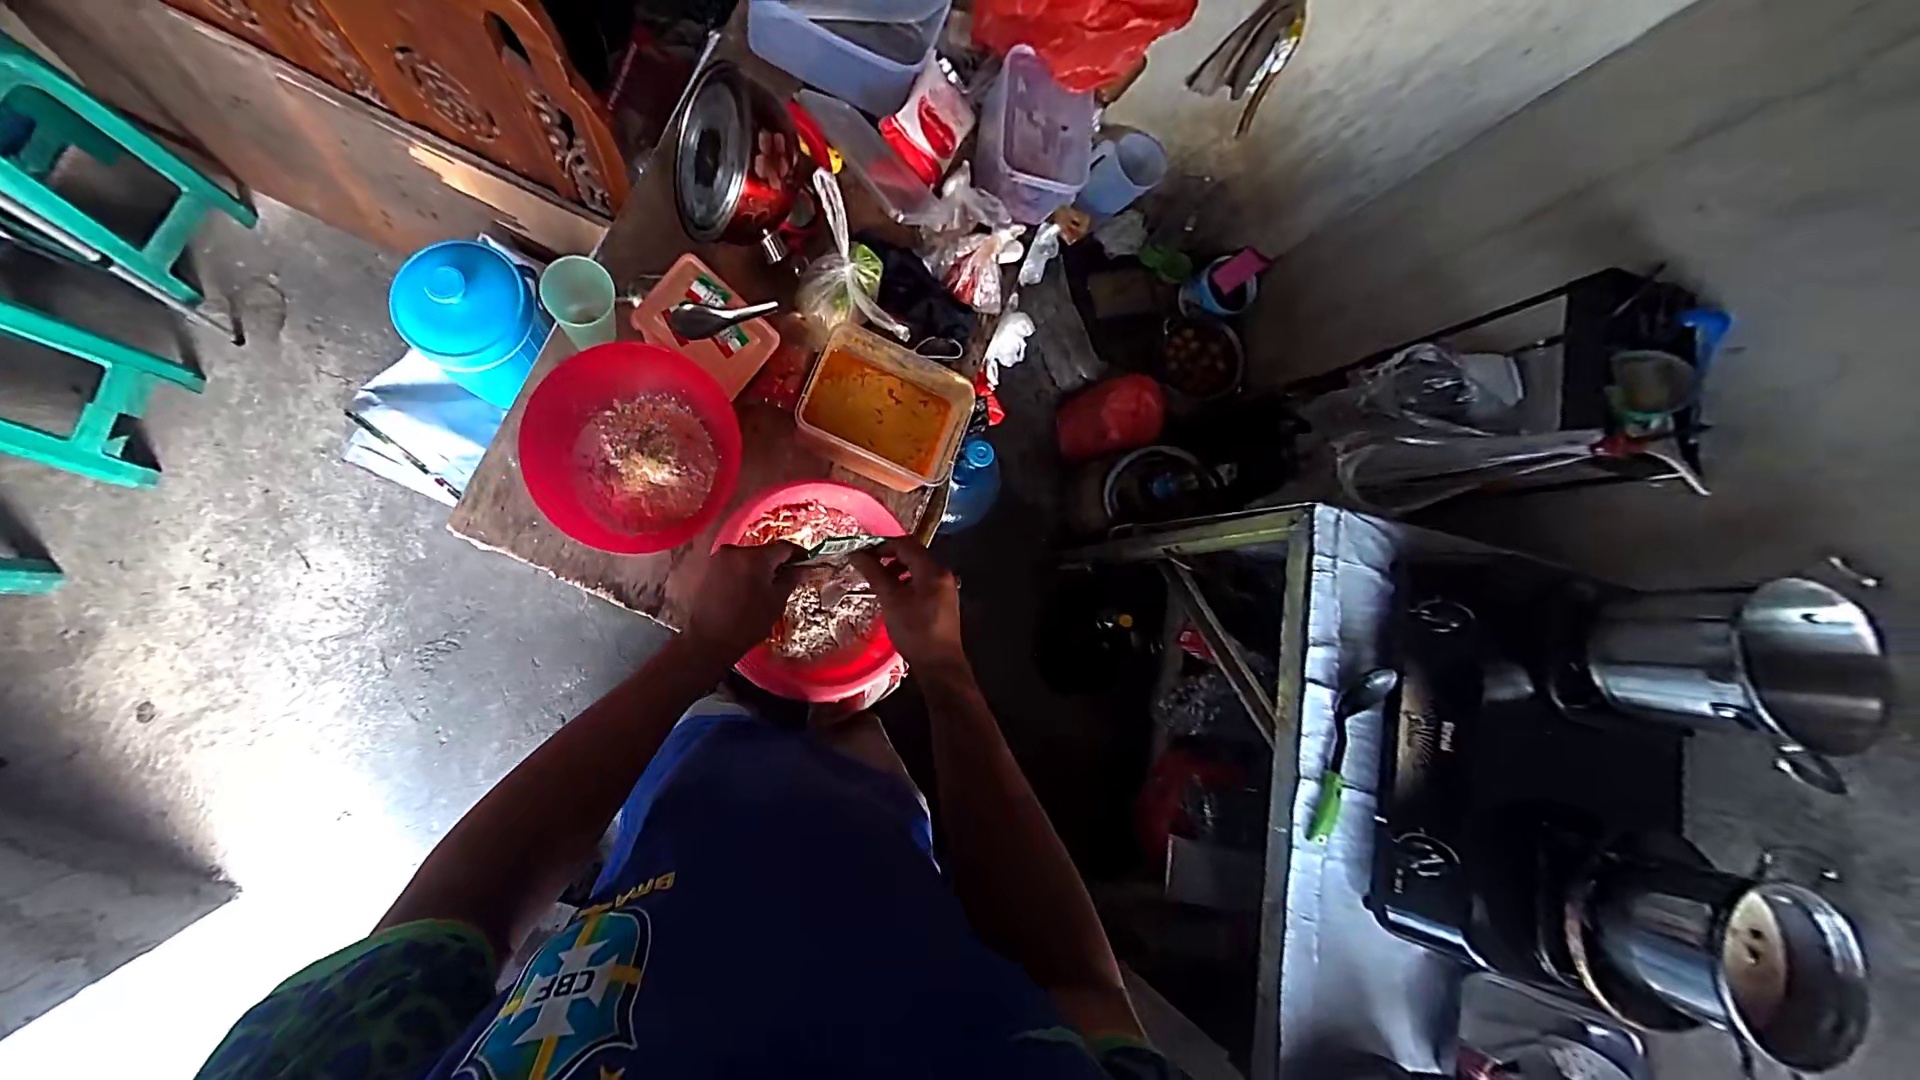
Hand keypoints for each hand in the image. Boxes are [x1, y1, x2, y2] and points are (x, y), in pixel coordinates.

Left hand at [682, 542, 802, 661]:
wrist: (708, 641)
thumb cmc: (747, 622)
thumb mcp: (776, 601)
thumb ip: (791, 578)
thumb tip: (801, 567)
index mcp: (755, 557)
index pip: (784, 547)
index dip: (797, 554)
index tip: (804, 562)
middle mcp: (734, 551)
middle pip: (762, 552)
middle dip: (774, 563)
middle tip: (783, 580)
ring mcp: (717, 559)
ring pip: (745, 559)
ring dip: (756, 569)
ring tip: (760, 589)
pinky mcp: (705, 569)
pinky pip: (731, 566)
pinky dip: (740, 574)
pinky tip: (742, 591)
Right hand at [851, 537, 967, 675]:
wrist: (939, 664)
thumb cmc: (914, 630)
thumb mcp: (891, 600)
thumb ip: (875, 574)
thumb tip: (857, 554)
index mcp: (933, 570)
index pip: (906, 545)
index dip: (882, 545)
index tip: (862, 552)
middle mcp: (943, 573)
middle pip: (914, 554)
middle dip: (890, 556)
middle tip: (868, 564)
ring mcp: (946, 587)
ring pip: (918, 567)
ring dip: (898, 568)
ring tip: (879, 579)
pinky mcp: (943, 600)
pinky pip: (923, 580)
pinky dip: (907, 580)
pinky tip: (894, 592)